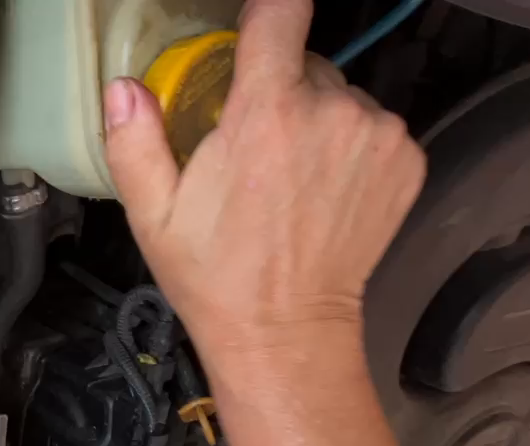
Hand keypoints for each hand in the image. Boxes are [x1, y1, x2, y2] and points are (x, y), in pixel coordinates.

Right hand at [102, 0, 423, 370]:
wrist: (282, 330)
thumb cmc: (212, 277)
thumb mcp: (152, 219)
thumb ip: (135, 144)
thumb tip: (124, 89)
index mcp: (264, 116)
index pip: (280, 12)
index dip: (263, 18)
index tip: (248, 43)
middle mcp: (332, 110)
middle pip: (305, 64)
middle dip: (276, 94)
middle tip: (249, 155)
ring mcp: (378, 133)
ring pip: (340, 96)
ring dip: (313, 122)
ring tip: (285, 183)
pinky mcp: (405, 158)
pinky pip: (372, 127)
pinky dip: (346, 148)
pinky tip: (318, 195)